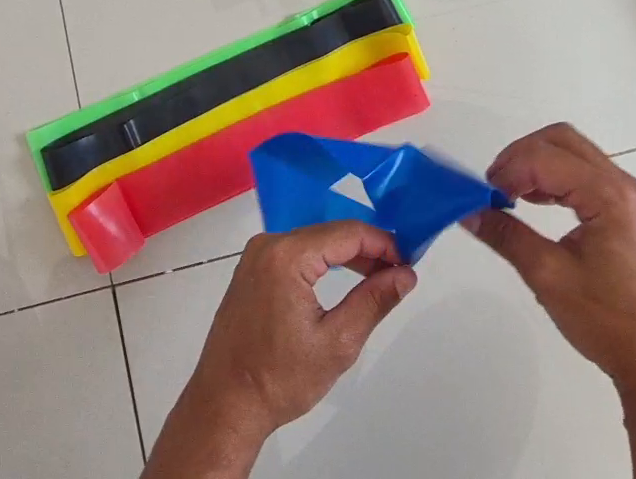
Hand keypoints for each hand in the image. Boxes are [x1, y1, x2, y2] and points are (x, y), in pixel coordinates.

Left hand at [189, 221, 417, 431]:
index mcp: (287, 255)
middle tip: (399, 274)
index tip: (409, 262)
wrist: (225, 402)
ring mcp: (255, 256)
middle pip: (329, 234)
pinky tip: (343, 281)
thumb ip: (374, 301)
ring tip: (378, 280)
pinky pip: (295, 254)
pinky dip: (322, 263)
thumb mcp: (338, 343)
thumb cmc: (280, 378)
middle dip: (367, 250)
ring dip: (346, 256)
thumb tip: (405, 274)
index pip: (347, 233)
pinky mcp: (251, 270)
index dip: (383, 243)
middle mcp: (268, 244)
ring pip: (313, 242)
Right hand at [466, 122, 635, 381]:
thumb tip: (468, 211)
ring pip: (575, 155)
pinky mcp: (631, 215)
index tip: (483, 196)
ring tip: (509, 196)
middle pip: (563, 141)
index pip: (546, 157)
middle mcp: (625, 187)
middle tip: (494, 187)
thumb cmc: (609, 321)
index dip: (508, 169)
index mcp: (610, 196)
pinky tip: (536, 205)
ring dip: (538, 165)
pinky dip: (556, 179)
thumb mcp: (548, 277)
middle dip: (521, 156)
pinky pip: (587, 176)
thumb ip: (505, 236)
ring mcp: (632, 200)